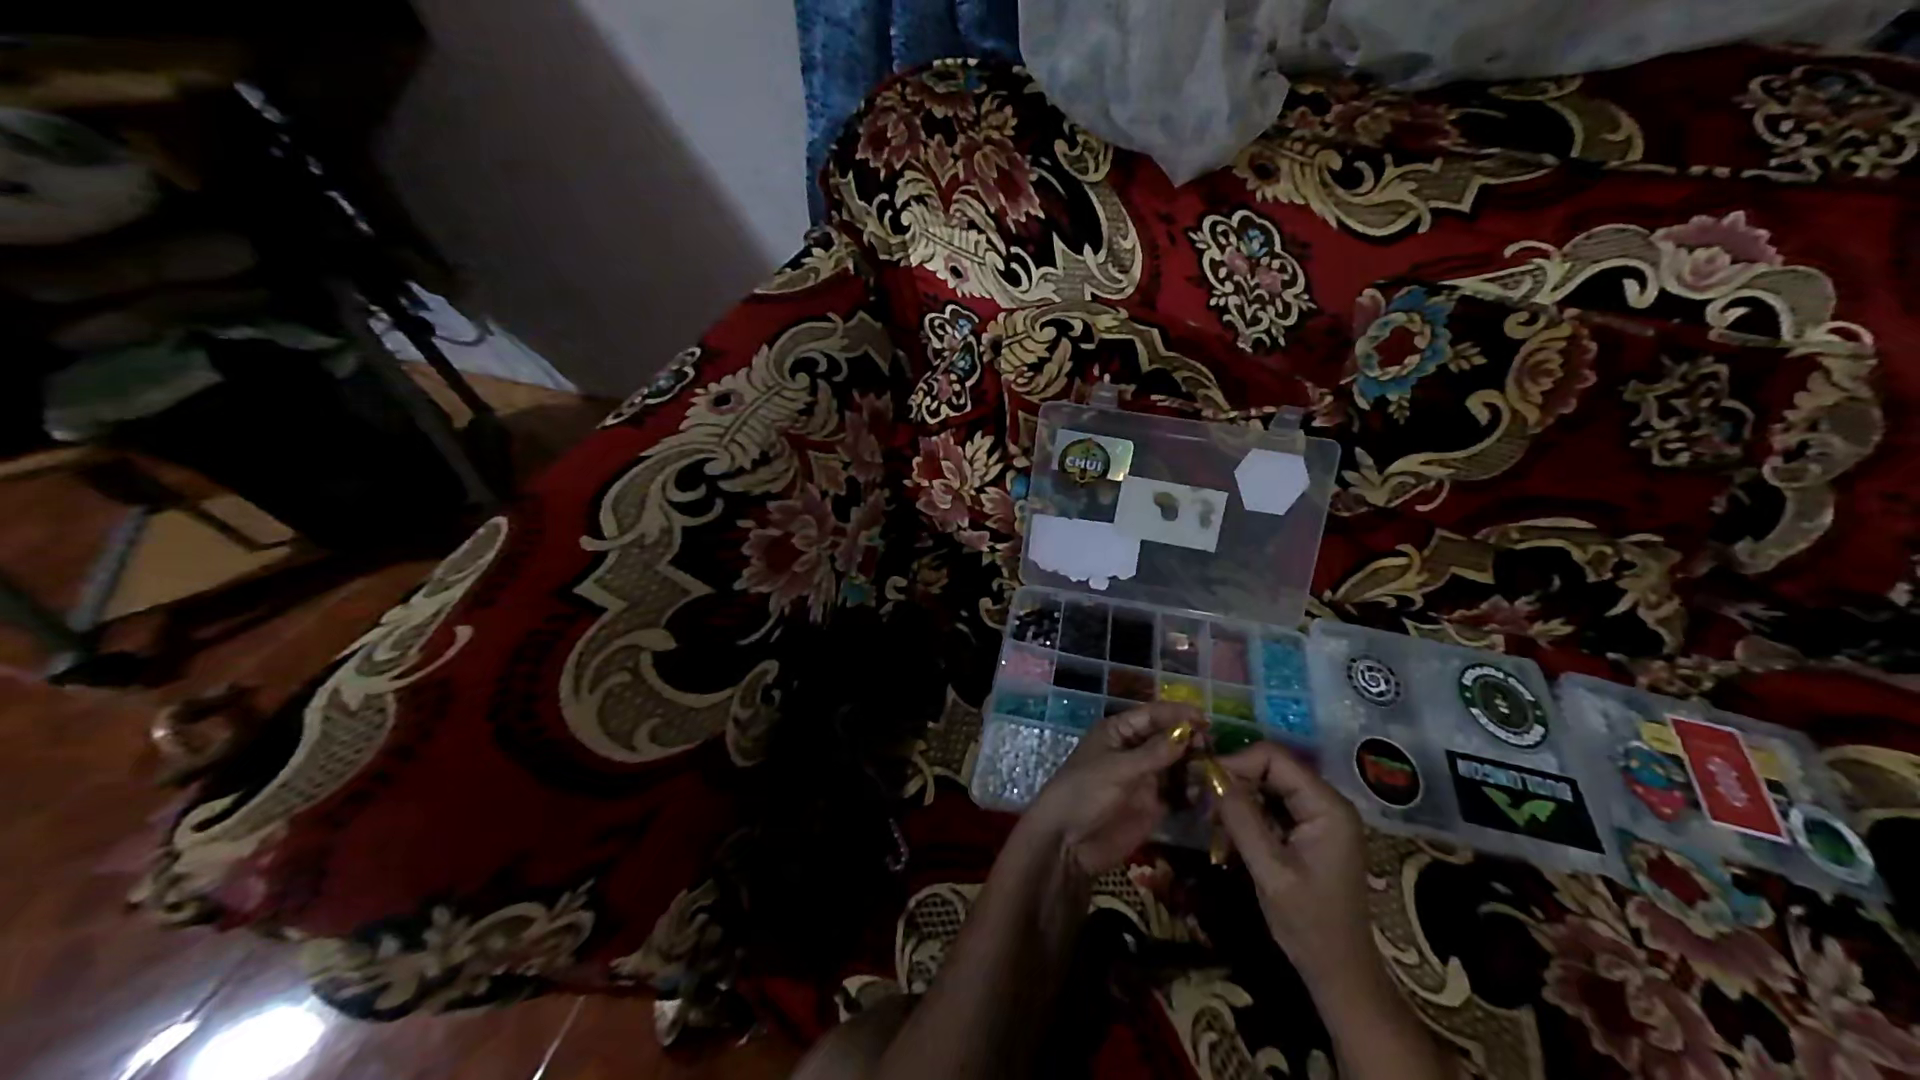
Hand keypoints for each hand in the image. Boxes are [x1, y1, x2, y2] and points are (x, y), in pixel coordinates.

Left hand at [1017, 702, 1201, 877]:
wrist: (1067, 843)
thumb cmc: (1084, 793)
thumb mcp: (1117, 769)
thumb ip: (1153, 753)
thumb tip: (1186, 733)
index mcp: (1118, 732)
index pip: (1152, 715)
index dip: (1178, 715)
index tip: (1205, 720)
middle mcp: (1134, 750)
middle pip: (1169, 738)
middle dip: (1190, 740)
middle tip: (1210, 749)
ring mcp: (1146, 777)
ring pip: (1178, 764)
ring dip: (1195, 766)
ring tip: (1211, 771)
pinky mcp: (1154, 804)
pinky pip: (1179, 792)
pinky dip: (1193, 791)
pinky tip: (1205, 794)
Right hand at [1215, 741, 1374, 982]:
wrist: (1338, 970)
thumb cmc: (1308, 922)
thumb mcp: (1269, 870)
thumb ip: (1242, 818)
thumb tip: (1210, 775)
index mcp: (1327, 807)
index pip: (1275, 758)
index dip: (1236, 762)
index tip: (1203, 782)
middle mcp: (1326, 802)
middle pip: (1270, 768)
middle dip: (1234, 781)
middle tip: (1202, 803)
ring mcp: (1319, 816)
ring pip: (1267, 786)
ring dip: (1237, 800)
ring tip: (1212, 824)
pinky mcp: (1308, 831)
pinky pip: (1272, 806)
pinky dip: (1247, 815)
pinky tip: (1227, 836)